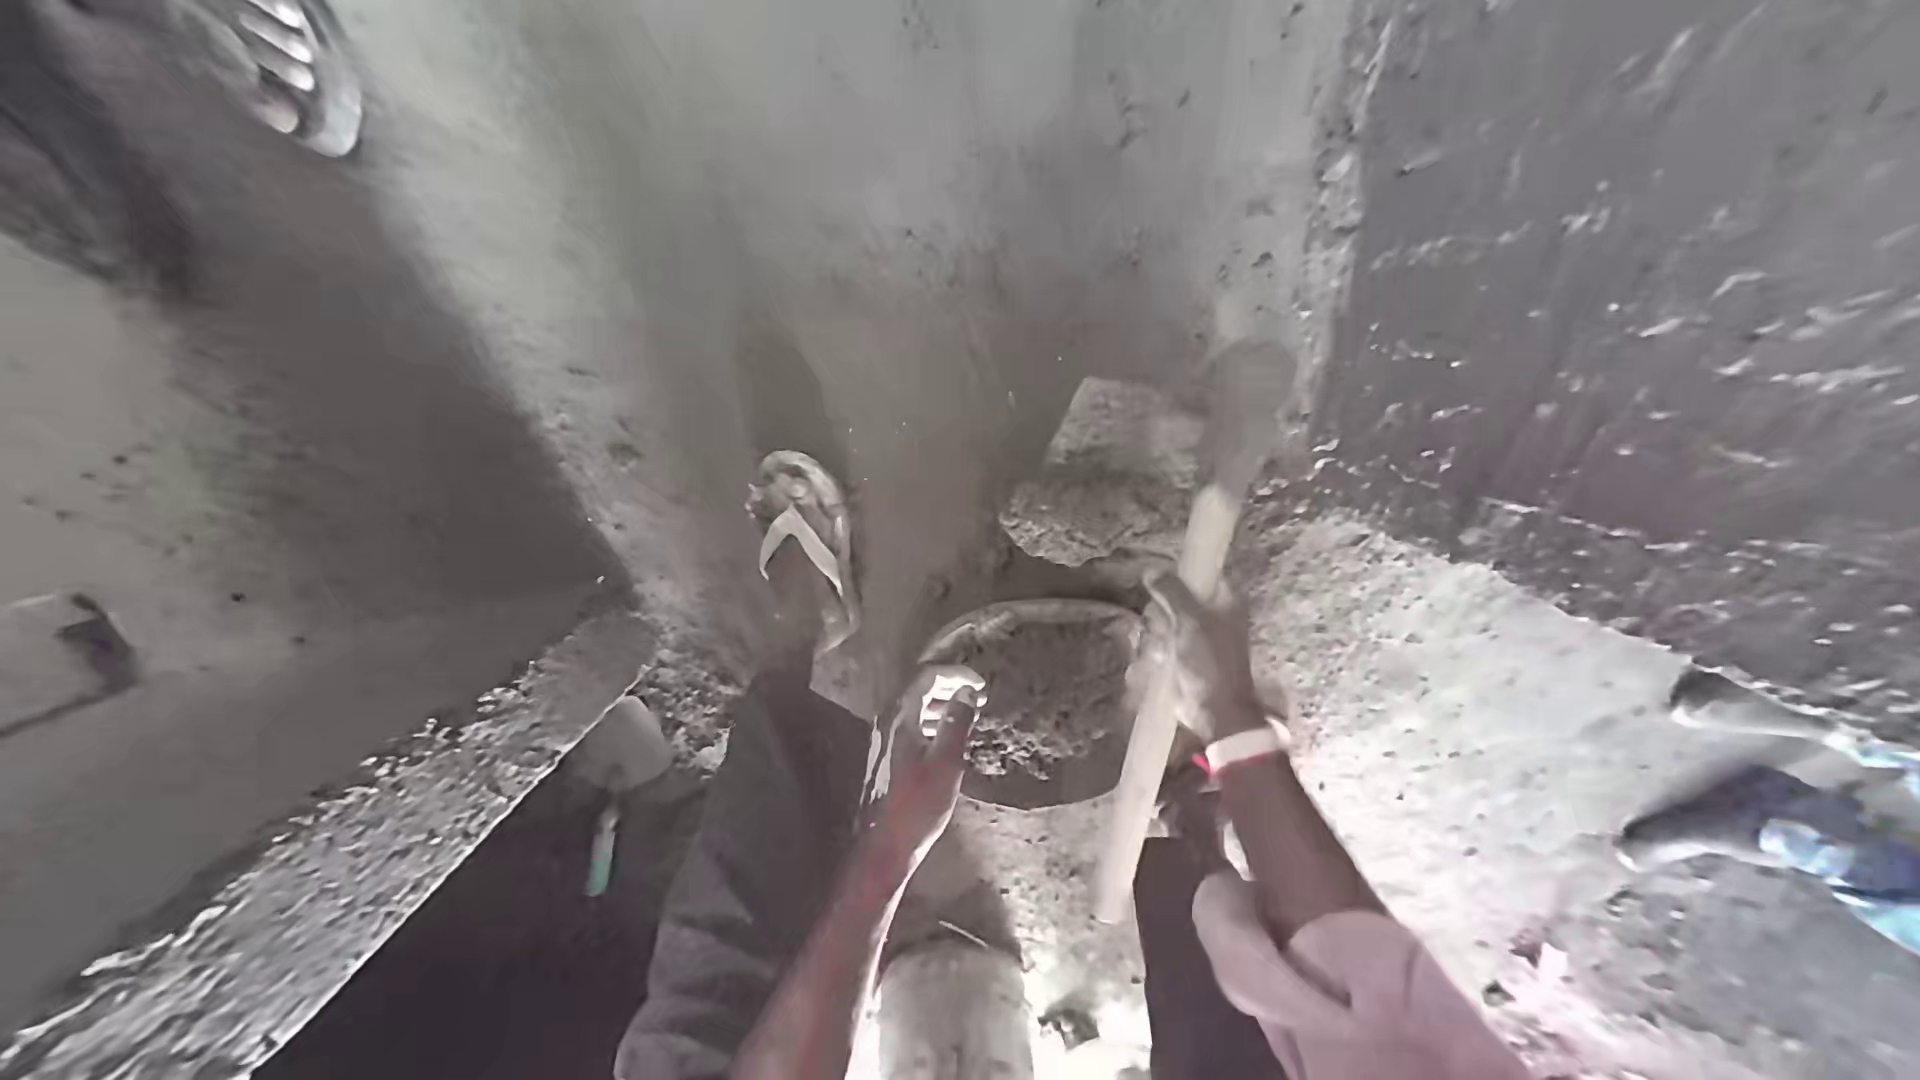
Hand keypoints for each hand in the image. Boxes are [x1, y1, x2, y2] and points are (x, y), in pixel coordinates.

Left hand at [867, 665, 985, 868]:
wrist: (888, 842)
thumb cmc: (919, 803)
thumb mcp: (946, 761)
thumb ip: (956, 723)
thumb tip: (967, 692)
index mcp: (900, 716)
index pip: (928, 677)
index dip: (956, 674)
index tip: (981, 685)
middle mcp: (889, 719)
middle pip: (920, 687)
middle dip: (951, 686)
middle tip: (979, 696)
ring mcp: (886, 735)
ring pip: (917, 705)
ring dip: (944, 703)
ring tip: (971, 713)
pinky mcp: (889, 751)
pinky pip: (914, 722)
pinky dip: (934, 720)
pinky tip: (951, 735)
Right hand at [1136, 570, 1270, 739]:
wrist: (1214, 711)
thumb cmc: (1210, 663)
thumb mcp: (1192, 621)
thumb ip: (1172, 592)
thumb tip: (1151, 570)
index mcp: (1224, 600)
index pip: (1197, 573)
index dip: (1176, 578)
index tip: (1159, 588)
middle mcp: (1209, 613)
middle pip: (1170, 597)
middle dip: (1160, 614)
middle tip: (1165, 628)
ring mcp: (1192, 635)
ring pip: (1159, 620)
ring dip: (1155, 635)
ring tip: (1162, 652)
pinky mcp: (1178, 654)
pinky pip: (1156, 641)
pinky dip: (1154, 650)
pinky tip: (1158, 662)